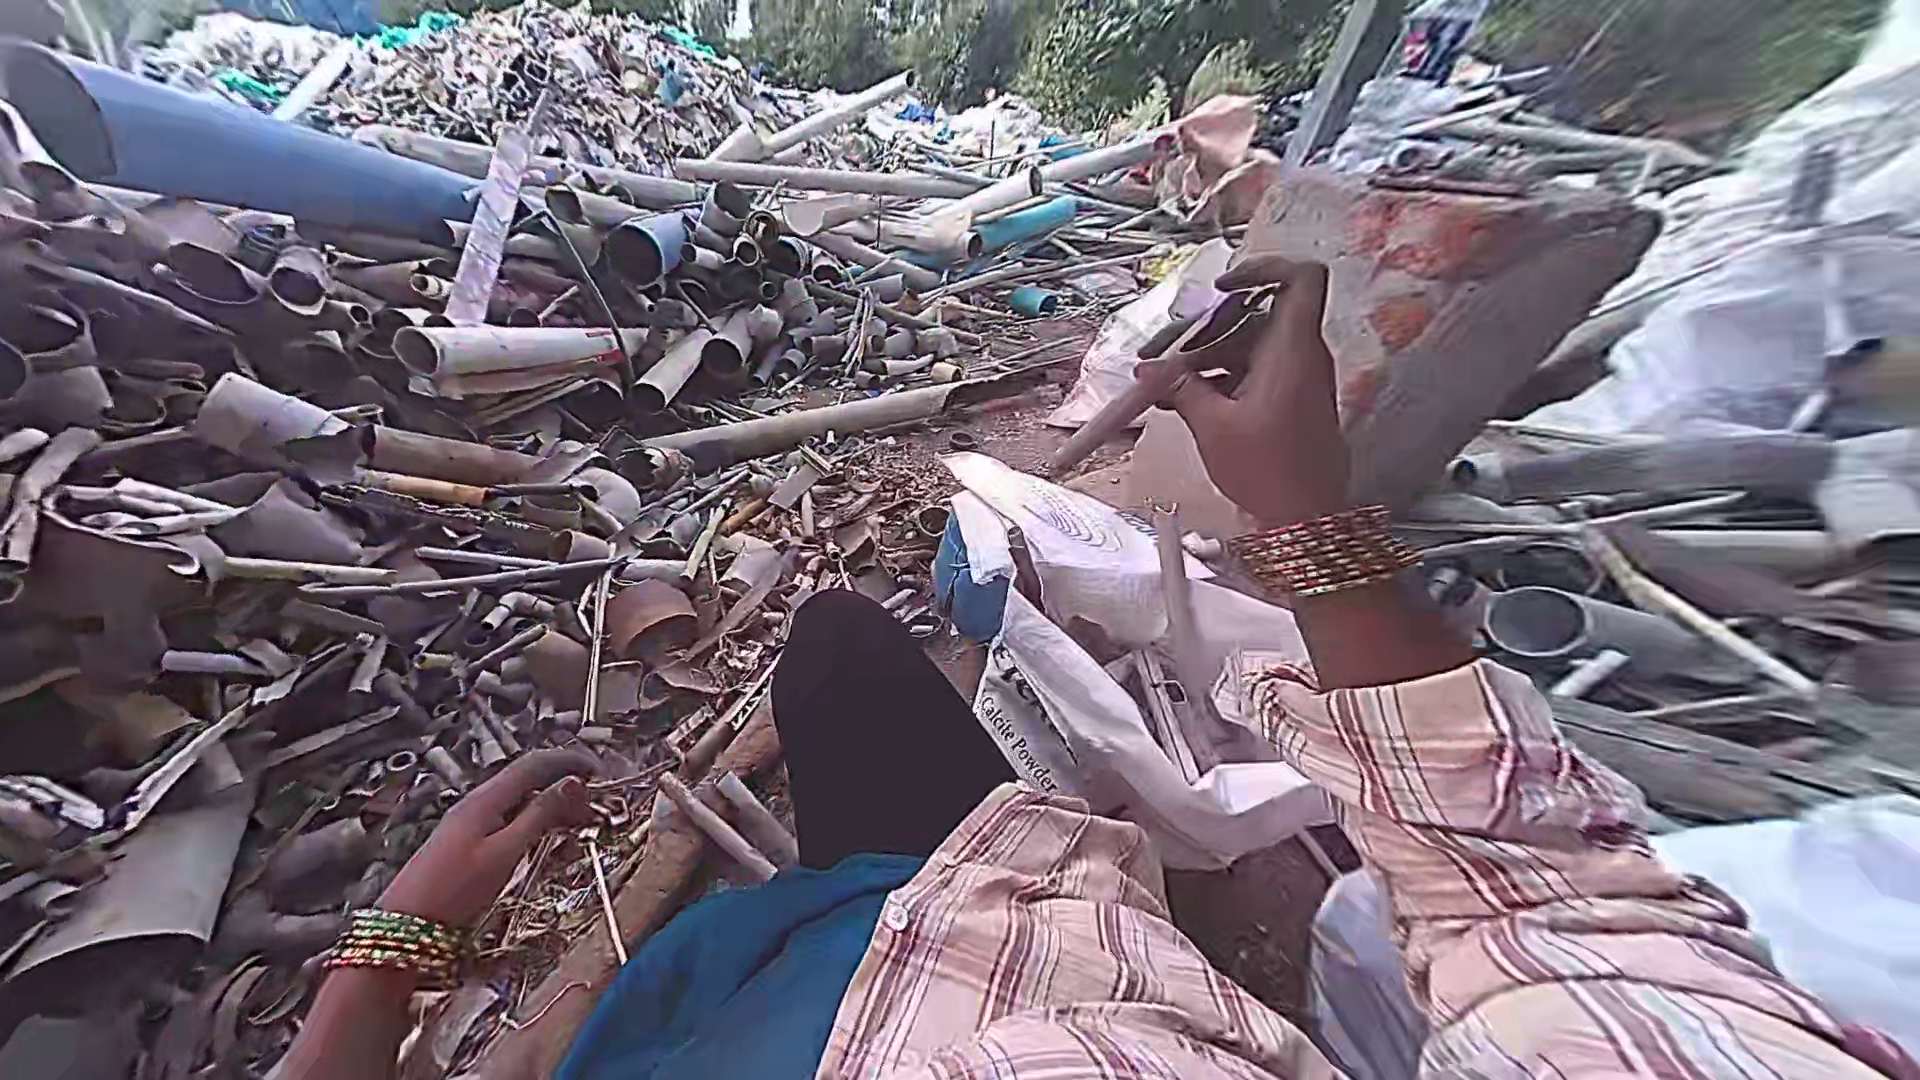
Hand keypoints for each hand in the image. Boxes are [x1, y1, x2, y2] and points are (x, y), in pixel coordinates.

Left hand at [380, 747, 602, 927]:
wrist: (399, 937)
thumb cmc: (452, 894)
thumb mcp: (506, 852)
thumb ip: (541, 814)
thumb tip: (573, 782)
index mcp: (485, 799)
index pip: (536, 763)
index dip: (570, 761)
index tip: (598, 771)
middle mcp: (476, 803)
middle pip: (529, 778)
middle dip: (565, 782)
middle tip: (593, 799)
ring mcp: (469, 822)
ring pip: (521, 798)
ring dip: (553, 802)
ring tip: (578, 817)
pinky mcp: (467, 841)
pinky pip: (511, 816)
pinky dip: (536, 818)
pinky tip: (548, 833)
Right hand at [1141, 257, 1346, 526]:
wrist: (1302, 516)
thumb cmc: (1265, 469)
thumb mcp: (1214, 426)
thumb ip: (1180, 389)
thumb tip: (1146, 369)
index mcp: (1291, 351)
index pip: (1299, 280)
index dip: (1261, 270)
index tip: (1219, 288)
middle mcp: (1297, 356)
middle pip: (1251, 319)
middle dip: (1201, 334)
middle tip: (1158, 359)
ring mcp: (1291, 378)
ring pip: (1243, 350)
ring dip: (1201, 363)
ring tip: (1160, 388)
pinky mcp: (1283, 400)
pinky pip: (1246, 375)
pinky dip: (1215, 382)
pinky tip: (1179, 402)